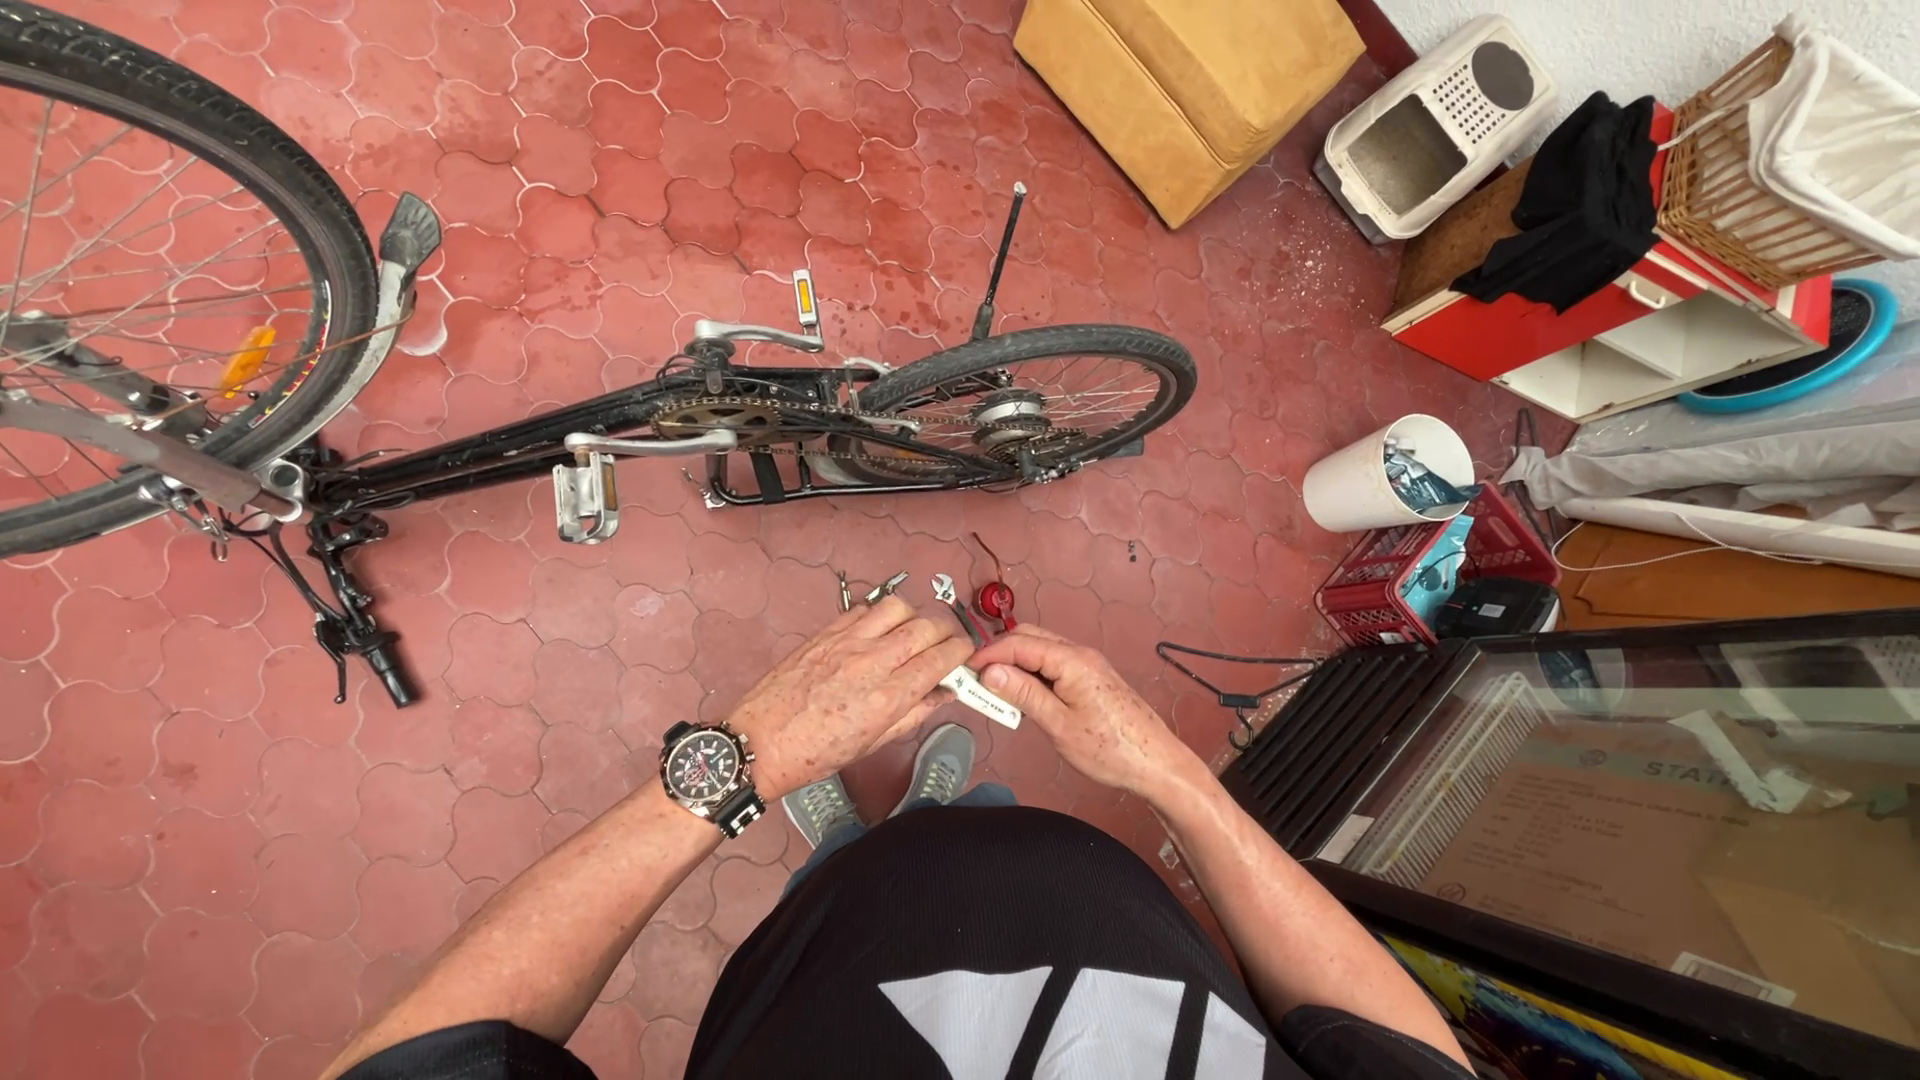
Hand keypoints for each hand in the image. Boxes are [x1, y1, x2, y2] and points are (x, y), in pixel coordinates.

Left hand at [724, 595, 974, 799]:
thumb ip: (914, 714)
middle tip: (946, 642)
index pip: (941, 658)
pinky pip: (864, 608)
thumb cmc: (816, 753)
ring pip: (898, 607)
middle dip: (946, 630)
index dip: (961, 652)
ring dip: (914, 616)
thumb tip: (945, 693)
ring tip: (912, 632)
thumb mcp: (873, 743)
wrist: (759, 743)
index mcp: (887, 698)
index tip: (965, 654)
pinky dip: (880, 616)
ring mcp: (846, 642)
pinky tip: (878, 633)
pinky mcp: (825, 632)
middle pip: (926, 626)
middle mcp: (871, 663)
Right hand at [970, 625, 1201, 797]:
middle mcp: (1080, 653)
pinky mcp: (1092, 678)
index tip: (963, 670)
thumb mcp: (1058, 724)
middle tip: (975, 677)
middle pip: (1030, 638)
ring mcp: (1088, 664)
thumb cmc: (1107, 749)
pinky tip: (1023, 693)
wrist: (1156, 763)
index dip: (989, 653)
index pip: (1019, 643)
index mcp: (1072, 660)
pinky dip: (1033, 672)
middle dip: (1000, 652)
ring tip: (994, 688)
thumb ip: (1024, 694)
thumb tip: (989, 671)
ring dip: (1016, 662)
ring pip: (1042, 650)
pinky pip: (1055, 663)